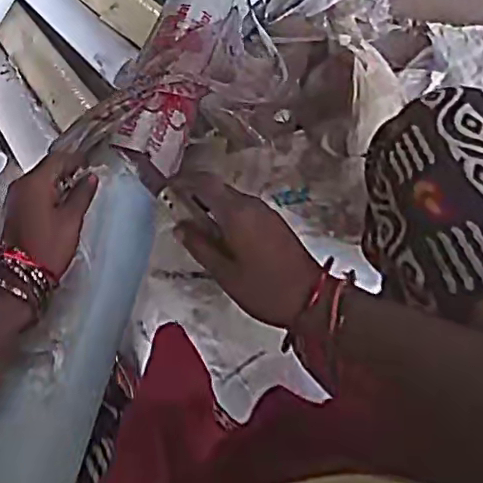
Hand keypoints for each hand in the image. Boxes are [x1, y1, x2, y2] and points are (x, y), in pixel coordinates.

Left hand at [0, 126, 100, 279]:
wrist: (22, 274)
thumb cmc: (45, 249)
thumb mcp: (71, 219)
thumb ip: (82, 194)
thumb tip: (89, 179)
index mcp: (34, 183)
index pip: (57, 159)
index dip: (75, 159)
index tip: (87, 163)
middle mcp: (20, 186)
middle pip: (46, 167)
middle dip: (65, 169)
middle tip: (84, 176)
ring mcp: (15, 197)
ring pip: (38, 179)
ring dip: (56, 181)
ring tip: (74, 190)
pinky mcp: (14, 209)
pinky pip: (32, 191)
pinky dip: (46, 192)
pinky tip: (58, 203)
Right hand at [171, 171, 323, 328]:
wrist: (316, 302)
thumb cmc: (265, 288)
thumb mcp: (224, 273)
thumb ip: (199, 246)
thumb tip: (180, 226)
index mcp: (235, 212)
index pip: (203, 182)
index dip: (182, 181)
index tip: (166, 188)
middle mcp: (250, 204)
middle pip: (216, 187)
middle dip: (195, 193)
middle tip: (177, 209)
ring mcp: (265, 212)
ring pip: (230, 198)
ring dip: (211, 204)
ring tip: (197, 225)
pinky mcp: (274, 222)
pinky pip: (243, 208)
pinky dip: (227, 213)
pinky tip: (222, 235)